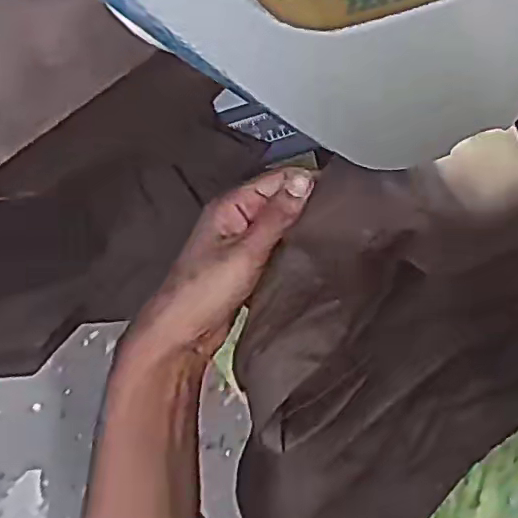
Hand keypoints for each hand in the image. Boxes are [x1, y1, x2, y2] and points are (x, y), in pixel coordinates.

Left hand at [114, 166, 314, 380]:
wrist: (181, 338)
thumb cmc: (200, 294)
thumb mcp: (247, 250)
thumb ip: (277, 216)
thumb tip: (303, 182)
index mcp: (231, 206)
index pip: (278, 179)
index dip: (306, 182)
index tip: (335, 192)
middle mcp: (236, 219)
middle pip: (281, 200)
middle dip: (306, 205)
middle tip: (336, 215)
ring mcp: (243, 243)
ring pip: (282, 225)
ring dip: (300, 229)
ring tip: (328, 234)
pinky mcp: (250, 265)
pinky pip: (279, 248)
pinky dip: (293, 249)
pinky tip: (309, 255)